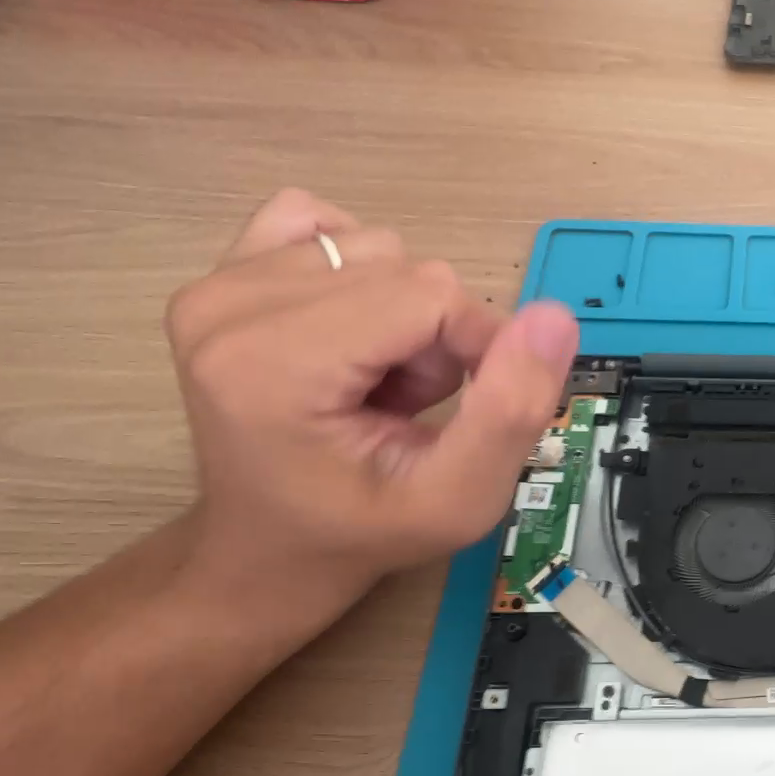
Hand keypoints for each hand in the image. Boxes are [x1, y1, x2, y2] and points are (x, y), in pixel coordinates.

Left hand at [165, 189, 578, 630]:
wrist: (272, 550)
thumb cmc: (366, 531)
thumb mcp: (461, 498)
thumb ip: (512, 410)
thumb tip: (555, 317)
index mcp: (274, 363)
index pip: (433, 296)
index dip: (482, 348)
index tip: (471, 407)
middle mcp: (230, 304)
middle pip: (410, 271)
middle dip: (441, 337)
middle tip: (412, 407)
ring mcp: (219, 282)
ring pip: (381, 250)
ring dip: (409, 315)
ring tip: (381, 383)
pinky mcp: (225, 273)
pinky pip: (322, 226)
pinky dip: (364, 276)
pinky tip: (353, 332)